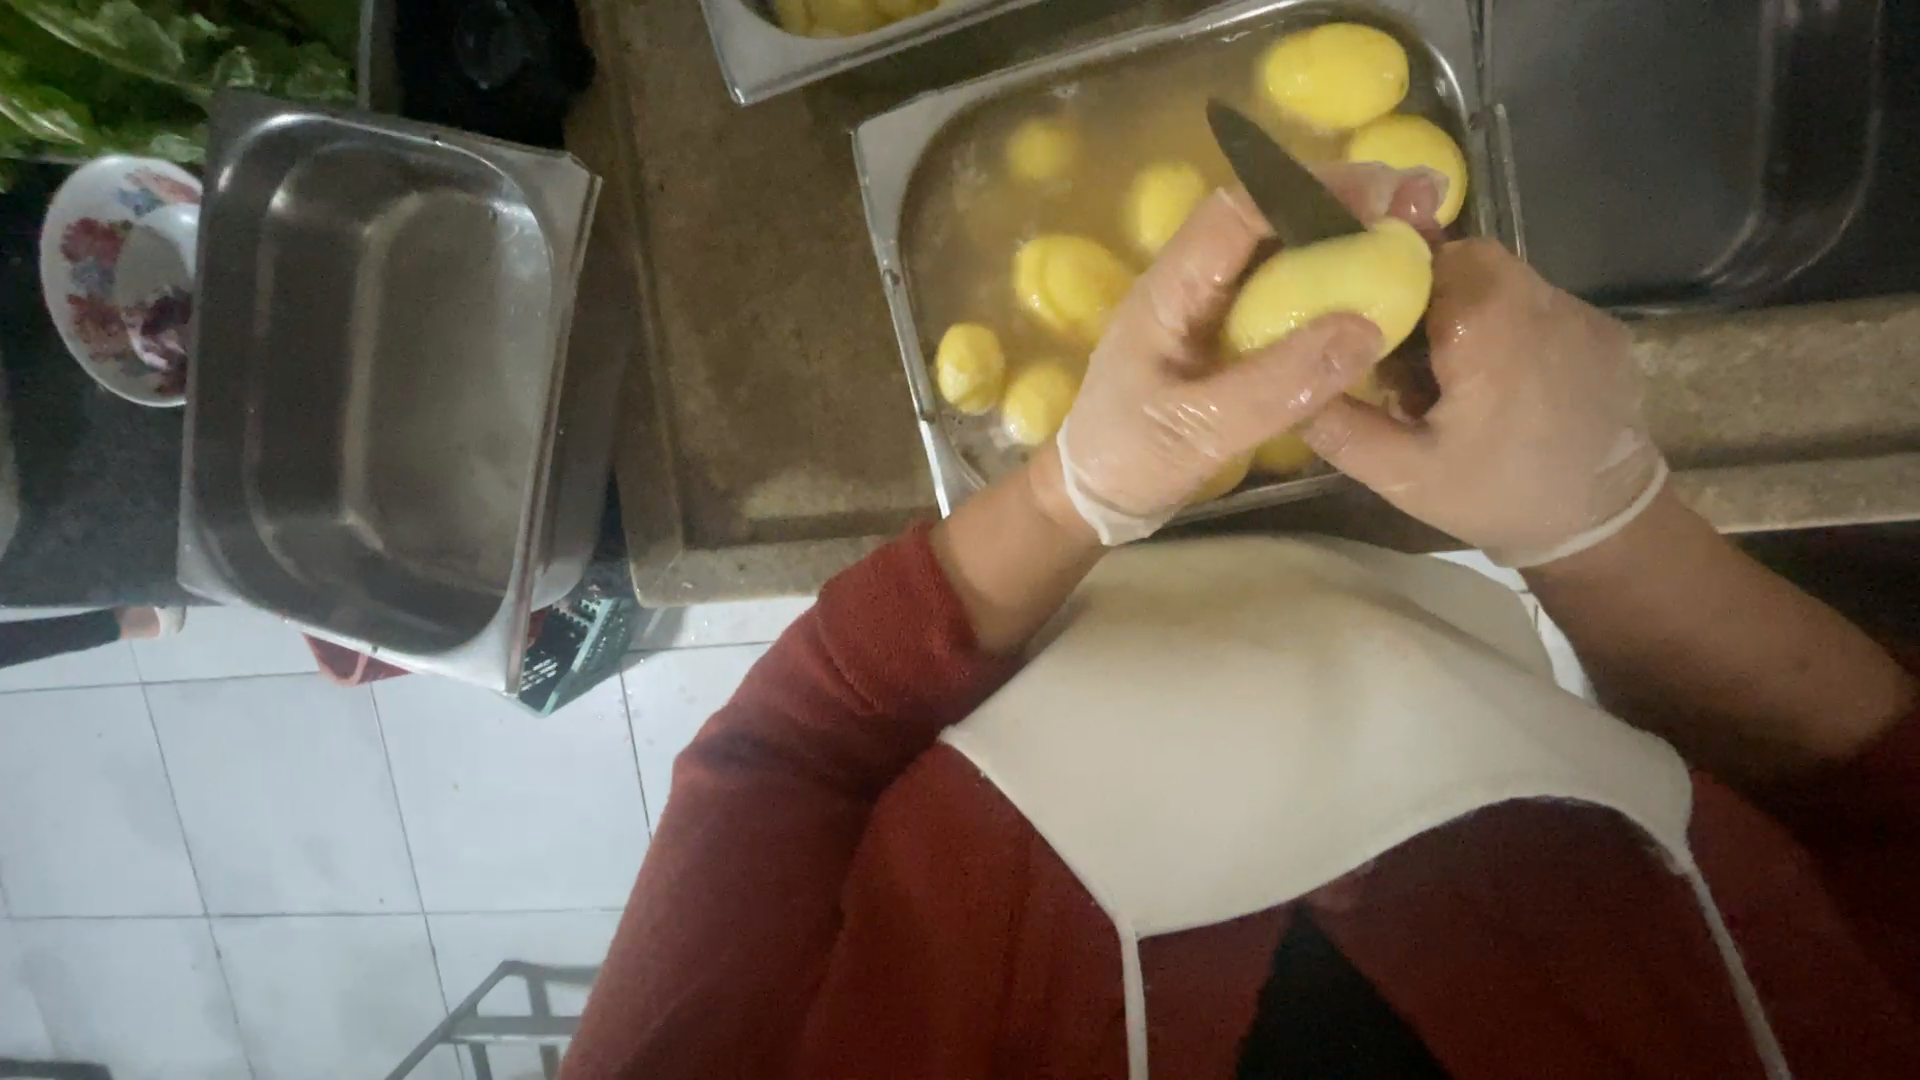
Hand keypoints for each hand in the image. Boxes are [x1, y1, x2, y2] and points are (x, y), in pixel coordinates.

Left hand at [1055, 164, 1441, 544]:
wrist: (1094, 496)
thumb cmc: (1127, 460)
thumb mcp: (1195, 430)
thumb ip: (1273, 386)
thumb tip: (1367, 327)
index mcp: (1167, 293)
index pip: (1237, 212)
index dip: (1312, 191)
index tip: (1388, 195)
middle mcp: (1188, 289)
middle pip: (1266, 222)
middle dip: (1343, 206)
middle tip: (1424, 210)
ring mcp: (1206, 316)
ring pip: (1279, 259)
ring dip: (1343, 246)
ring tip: (1416, 245)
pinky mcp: (1223, 345)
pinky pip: (1281, 304)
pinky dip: (1328, 294)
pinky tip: (1371, 303)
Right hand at [1300, 240, 1666, 566]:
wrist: (1600, 526)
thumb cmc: (1491, 496)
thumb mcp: (1398, 473)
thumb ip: (1338, 426)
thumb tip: (1285, 388)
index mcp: (1490, 330)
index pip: (1434, 258)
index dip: (1394, 282)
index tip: (1369, 327)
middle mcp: (1542, 304)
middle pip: (1469, 260)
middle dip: (1425, 296)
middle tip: (1399, 355)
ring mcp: (1580, 315)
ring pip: (1502, 280)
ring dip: (1461, 311)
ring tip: (1442, 375)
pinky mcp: (1600, 332)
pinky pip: (1533, 306)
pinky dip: (1500, 328)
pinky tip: (1490, 383)